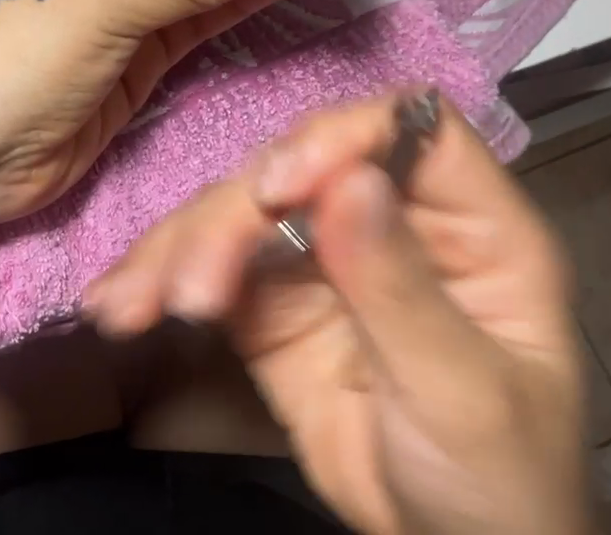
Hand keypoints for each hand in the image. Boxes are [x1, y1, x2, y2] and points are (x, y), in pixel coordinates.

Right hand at [82, 97, 590, 534]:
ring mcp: (315, 252)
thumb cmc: (494, 479)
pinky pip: (200, 265)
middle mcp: (381, 219)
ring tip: (132, 308)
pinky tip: (116, 304)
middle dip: (229, 220)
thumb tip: (351, 179)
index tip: (276, 189)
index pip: (407, 131)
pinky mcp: (262, 293)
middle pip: (292, 168)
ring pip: (232, 212)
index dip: (338, 136)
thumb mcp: (463, 391)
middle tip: (194, 291)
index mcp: (464, 227)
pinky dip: (152, 280)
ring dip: (176, 252)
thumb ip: (401, 286)